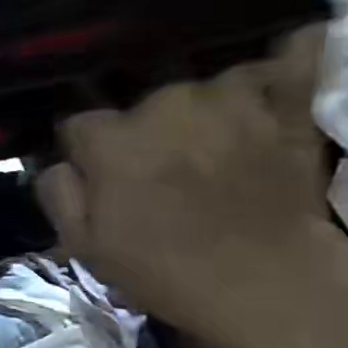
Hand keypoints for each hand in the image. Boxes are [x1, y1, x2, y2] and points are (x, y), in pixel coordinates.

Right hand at [36, 30, 347, 347]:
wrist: (269, 285)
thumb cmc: (164, 271)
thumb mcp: (84, 246)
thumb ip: (59, 193)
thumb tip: (60, 163)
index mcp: (110, 138)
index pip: (79, 126)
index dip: (87, 154)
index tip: (99, 178)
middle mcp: (163, 103)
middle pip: (142, 106)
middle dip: (145, 133)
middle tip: (162, 172)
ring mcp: (229, 98)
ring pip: (203, 88)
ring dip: (203, 111)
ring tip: (215, 144)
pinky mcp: (285, 107)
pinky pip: (288, 62)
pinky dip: (283, 62)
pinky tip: (280, 65)